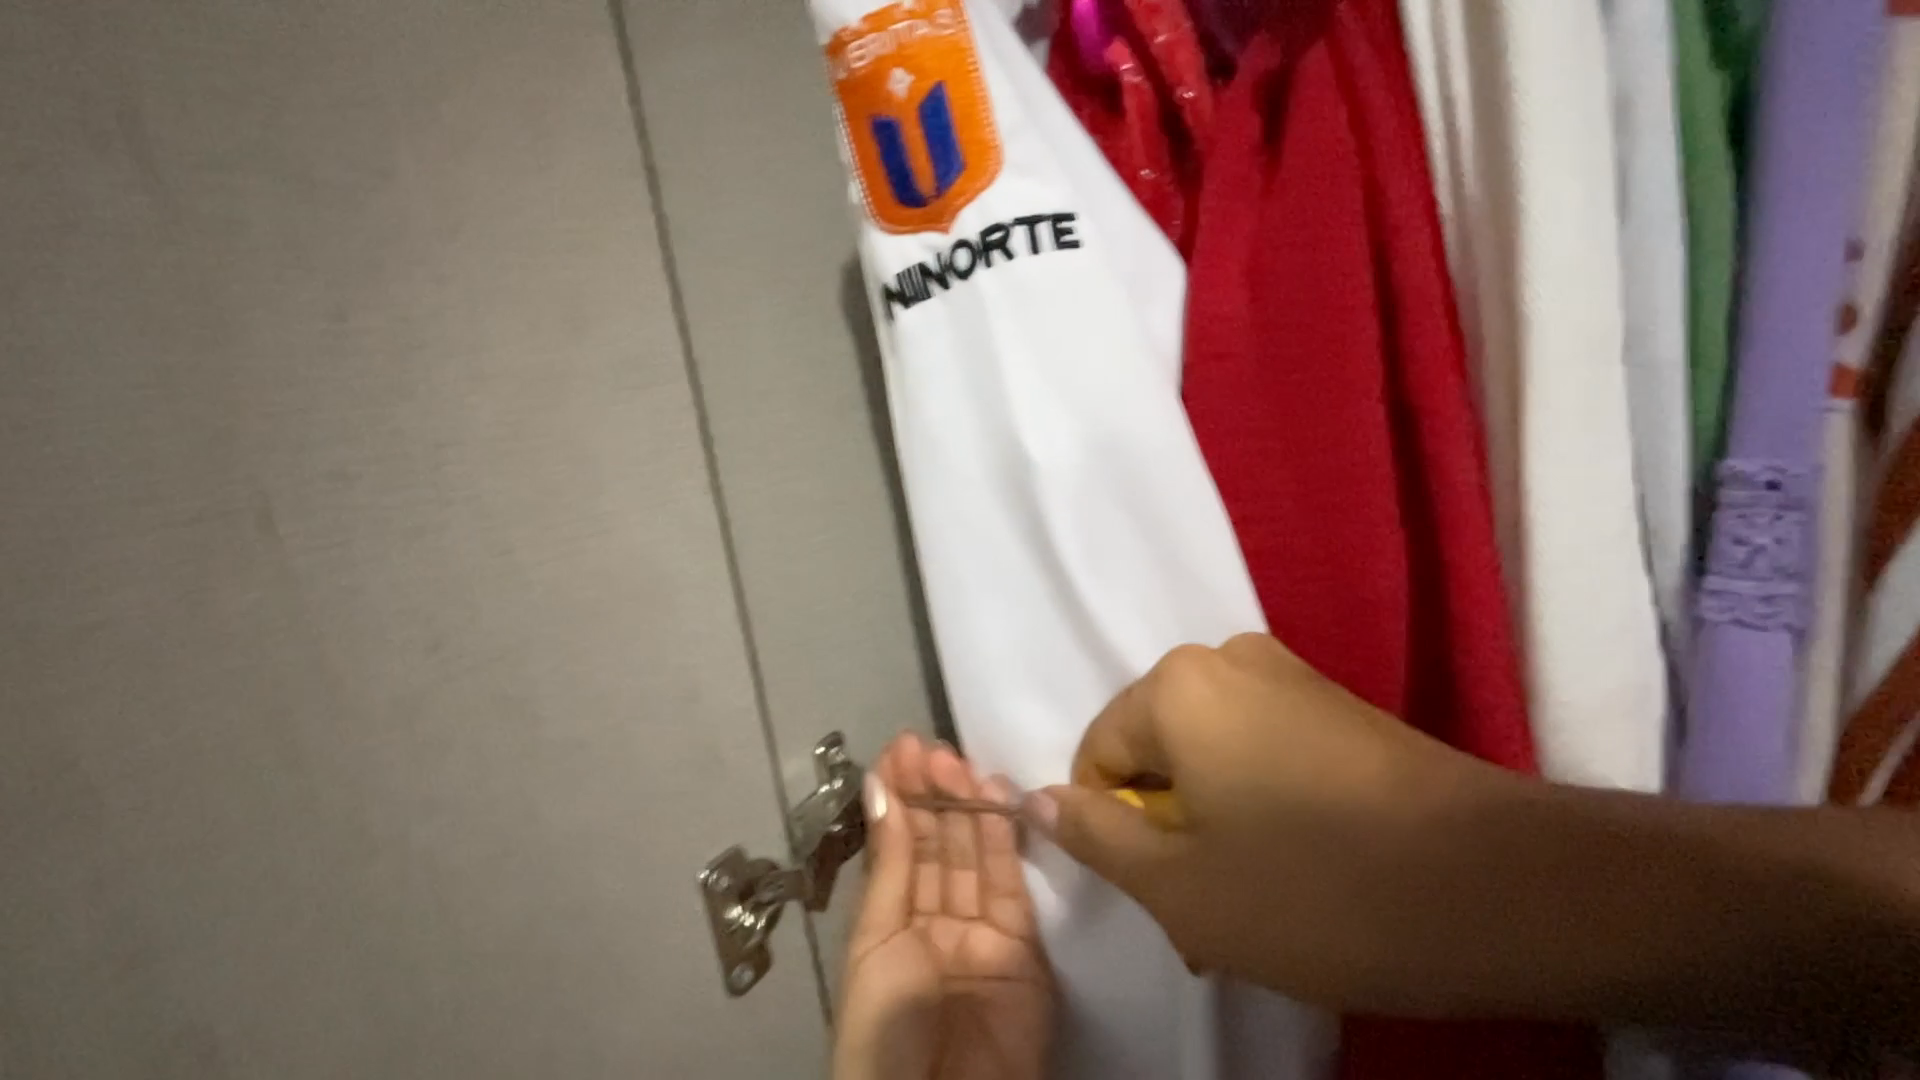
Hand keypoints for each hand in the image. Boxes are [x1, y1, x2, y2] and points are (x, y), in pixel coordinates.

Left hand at [833, 734, 1053, 1079]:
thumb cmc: (885, 1024)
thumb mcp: (876, 940)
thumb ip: (891, 863)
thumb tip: (879, 788)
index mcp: (890, 922)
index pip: (898, 845)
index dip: (899, 798)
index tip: (898, 749)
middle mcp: (934, 917)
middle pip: (936, 844)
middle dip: (931, 793)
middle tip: (928, 746)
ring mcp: (979, 928)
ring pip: (972, 855)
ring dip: (964, 806)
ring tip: (955, 761)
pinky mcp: (1021, 942)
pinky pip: (1008, 882)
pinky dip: (1001, 838)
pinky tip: (992, 796)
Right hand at [1025, 633, 1511, 1013]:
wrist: (1504, 887)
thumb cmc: (1317, 889)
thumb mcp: (1180, 885)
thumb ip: (1095, 838)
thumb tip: (1038, 800)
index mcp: (1175, 686)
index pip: (1098, 757)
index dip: (1117, 830)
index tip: (1165, 889)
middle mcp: (1225, 658)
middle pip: (1156, 750)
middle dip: (1168, 824)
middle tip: (1213, 900)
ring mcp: (1289, 675)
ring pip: (1209, 754)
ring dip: (1216, 820)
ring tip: (1263, 890)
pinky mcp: (1337, 703)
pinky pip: (1261, 748)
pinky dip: (1261, 803)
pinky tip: (1305, 863)